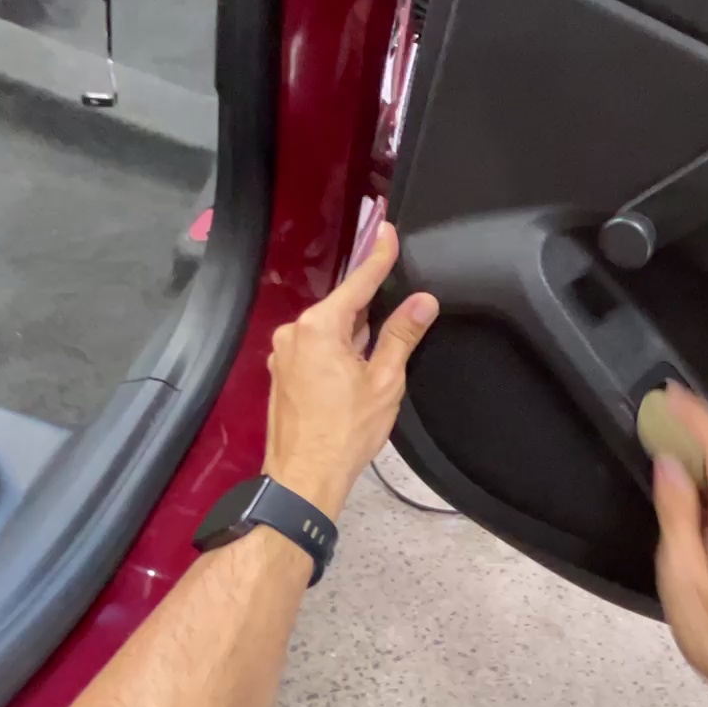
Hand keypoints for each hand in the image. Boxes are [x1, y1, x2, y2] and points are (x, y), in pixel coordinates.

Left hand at [263, 222, 437, 519]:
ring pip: (330, 330)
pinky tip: (356, 372)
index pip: (358, 283)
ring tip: (378, 361)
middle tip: (400, 314)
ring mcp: (285, 354)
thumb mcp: (384, 380)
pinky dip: (339, 351)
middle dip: (372, 310)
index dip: (377, 256)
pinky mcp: (284, 373)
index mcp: (319, 328)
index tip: (386, 229)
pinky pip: (316, 348)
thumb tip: (422, 303)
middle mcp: (295, 334)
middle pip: (343, 308)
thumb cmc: (345, 432)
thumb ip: (401, 335)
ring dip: (356, 336)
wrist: (304, 477)